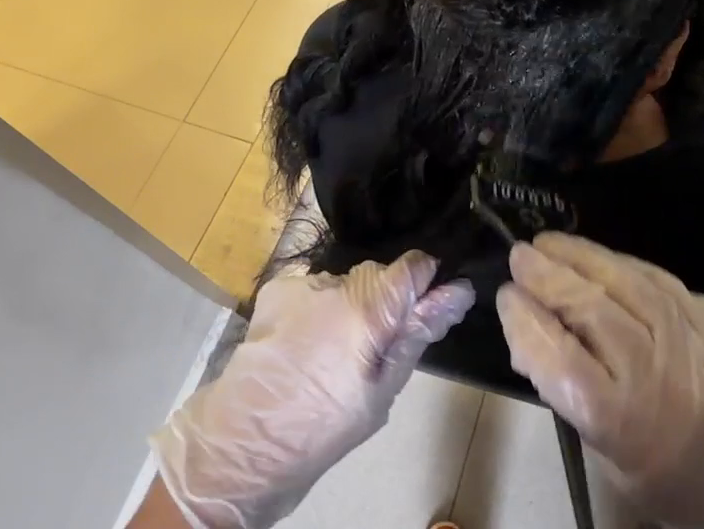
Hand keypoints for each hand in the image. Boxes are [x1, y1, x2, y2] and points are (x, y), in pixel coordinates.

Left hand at [153, 253, 473, 528]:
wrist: (244, 440)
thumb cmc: (324, 425)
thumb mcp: (383, 390)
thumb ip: (419, 333)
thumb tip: (458, 291)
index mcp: (370, 307)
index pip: (416, 263)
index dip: (426, 281)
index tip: (425, 307)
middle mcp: (338, 282)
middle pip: (380, 275)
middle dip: (385, 301)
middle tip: (373, 349)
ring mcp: (304, 283)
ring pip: (345, 283)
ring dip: (349, 306)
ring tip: (332, 352)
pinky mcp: (277, 289)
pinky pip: (313, 288)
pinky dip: (317, 307)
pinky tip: (304, 343)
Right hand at [497, 234, 703, 528]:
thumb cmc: (668, 474)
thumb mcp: (607, 455)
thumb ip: (568, 394)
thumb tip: (527, 338)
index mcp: (623, 420)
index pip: (559, 358)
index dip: (526, 322)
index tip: (505, 297)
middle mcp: (655, 371)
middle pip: (591, 309)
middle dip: (548, 277)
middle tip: (519, 256)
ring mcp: (688, 337)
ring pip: (625, 281)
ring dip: (581, 256)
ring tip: (549, 243)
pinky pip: (657, 277)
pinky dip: (621, 263)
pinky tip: (596, 256)